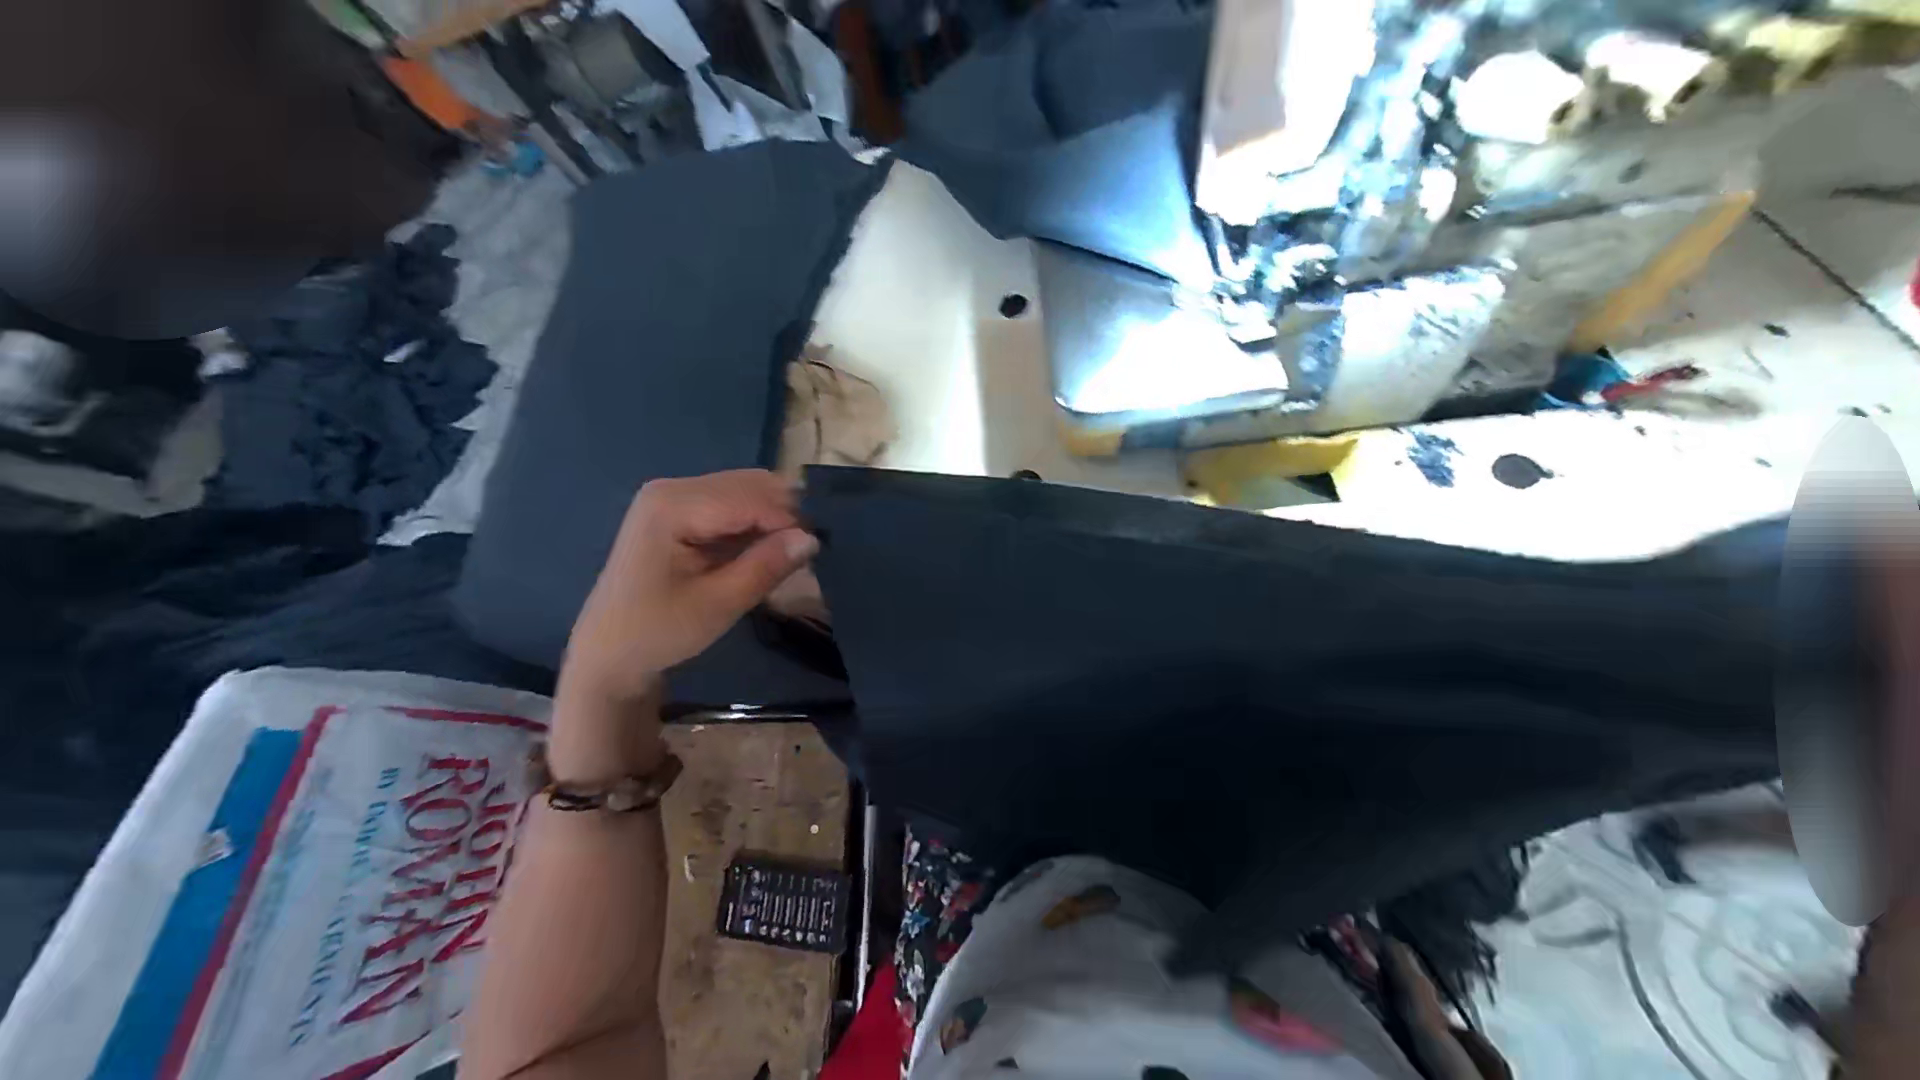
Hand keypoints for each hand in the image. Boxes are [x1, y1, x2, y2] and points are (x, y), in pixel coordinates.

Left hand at [561, 470, 818, 703]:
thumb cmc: (658, 632)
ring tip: (792, 555)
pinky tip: (768, 551)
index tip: (822, 549)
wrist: (609, 654)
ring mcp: (675, 497)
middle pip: (751, 486)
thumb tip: (812, 538)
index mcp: (673, 504)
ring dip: (774, 519)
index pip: (750, 498)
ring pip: (747, 492)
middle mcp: (673, 488)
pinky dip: (757, 524)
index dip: (790, 521)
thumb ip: (765, 566)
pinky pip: (734, 505)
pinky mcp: (681, 511)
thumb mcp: (718, 605)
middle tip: (810, 553)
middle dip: (785, 515)